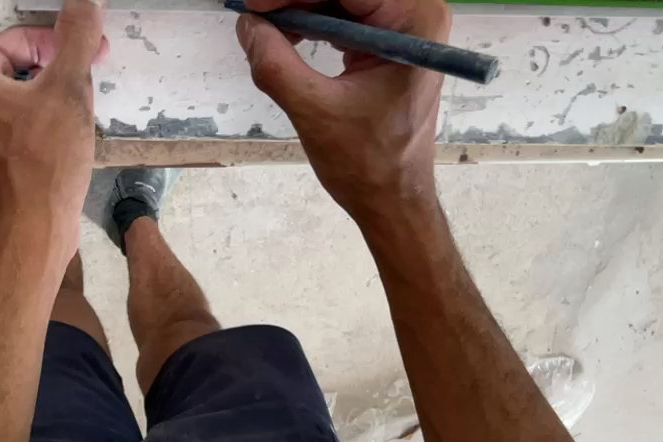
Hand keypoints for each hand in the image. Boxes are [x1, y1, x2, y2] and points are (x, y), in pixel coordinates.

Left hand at [0, 0, 107, 263]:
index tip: (95, 58)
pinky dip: (44, 132)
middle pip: (21, 71)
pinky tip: (66, 148)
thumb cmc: (46, 163)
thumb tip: (87, 0)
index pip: (21, 41)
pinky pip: (19, 133)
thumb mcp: (68, 89)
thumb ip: (77, 37)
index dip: (63, 47)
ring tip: (79, 123)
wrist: (36, 234)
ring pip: (23, 103)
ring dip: (56, 105)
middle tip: (87, 94)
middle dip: (59, 78)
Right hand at [234, 0, 449, 222]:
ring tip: (267, 32)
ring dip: (303, 11)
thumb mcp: (314, 113)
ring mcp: (405, 29)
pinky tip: (289, 40)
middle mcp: (416, 14)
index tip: (252, 3)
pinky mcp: (391, 46)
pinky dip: (316, 26)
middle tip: (254, 16)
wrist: (393, 202)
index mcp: (412, 20)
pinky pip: (349, 20)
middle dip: (297, 1)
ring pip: (344, 2)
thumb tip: (246, 26)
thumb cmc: (366, 165)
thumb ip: (276, 65)